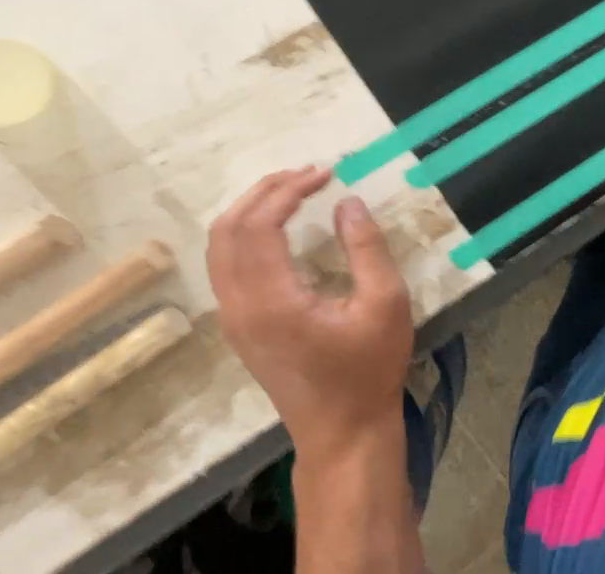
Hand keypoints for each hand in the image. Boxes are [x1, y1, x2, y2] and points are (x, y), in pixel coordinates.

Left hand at [207, 167, 413, 461]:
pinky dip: (248, 235)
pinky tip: (281, 227)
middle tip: (309, 174)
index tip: (327, 173)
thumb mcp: (385, 303)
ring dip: (252, 211)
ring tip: (294, 191)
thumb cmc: (369, 368)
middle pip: (227, 232)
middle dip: (265, 193)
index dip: (289, 191)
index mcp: (272, 301)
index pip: (260, 227)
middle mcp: (239, 307)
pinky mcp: (241, 327)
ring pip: (219, 249)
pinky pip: (227, 267)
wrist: (342, 430)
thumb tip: (348, 202)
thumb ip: (366, 249)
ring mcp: (234, 319)